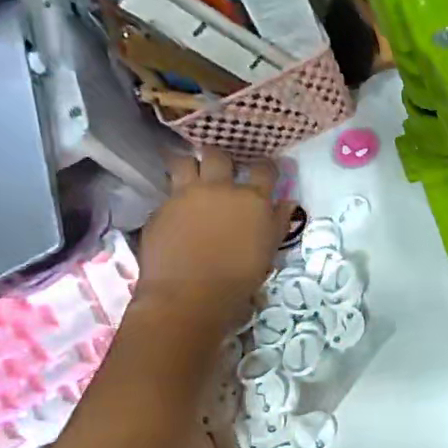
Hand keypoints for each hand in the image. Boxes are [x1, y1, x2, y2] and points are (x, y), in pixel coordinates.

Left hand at [138, 147, 288, 334]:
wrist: (192, 292)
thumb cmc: (241, 276)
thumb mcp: (269, 249)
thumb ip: (278, 222)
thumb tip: (287, 203)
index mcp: (253, 199)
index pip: (264, 169)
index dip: (265, 166)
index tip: (265, 169)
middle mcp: (220, 188)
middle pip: (218, 155)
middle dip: (221, 158)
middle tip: (222, 169)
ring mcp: (186, 194)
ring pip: (183, 161)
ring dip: (189, 164)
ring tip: (191, 174)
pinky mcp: (160, 206)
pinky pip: (167, 190)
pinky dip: (173, 194)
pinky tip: (177, 207)